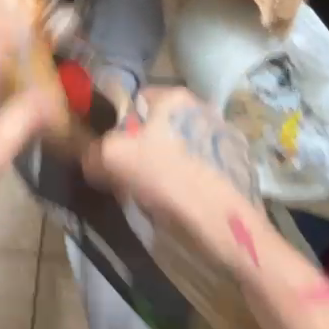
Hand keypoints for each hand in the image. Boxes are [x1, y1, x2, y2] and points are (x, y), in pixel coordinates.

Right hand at [83, 88, 261, 269]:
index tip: (115, 154)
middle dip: (142, 147)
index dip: (118, 127)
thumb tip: (90, 159)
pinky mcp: (238, 168)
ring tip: (157, 193)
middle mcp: (203, 108)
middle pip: (156, 125)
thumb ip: (92, 151)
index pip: (133, 100)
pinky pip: (199, 167)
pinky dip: (188, 179)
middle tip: (132, 175)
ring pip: (177, 147)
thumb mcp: (113, 159)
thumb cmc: (170, 182)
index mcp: (175, 96)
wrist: (229, 231)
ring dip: (165, 164)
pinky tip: (181, 201)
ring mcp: (225, 139)